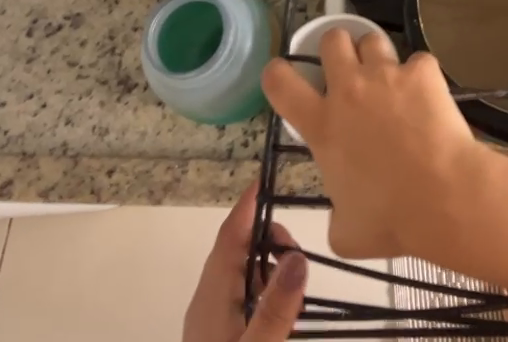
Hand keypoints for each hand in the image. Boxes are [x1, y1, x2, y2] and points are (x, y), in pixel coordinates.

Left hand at [183, 182, 306, 341]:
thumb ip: (276, 308)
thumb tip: (296, 256)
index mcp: (213, 297)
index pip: (229, 237)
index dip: (247, 207)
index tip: (265, 180)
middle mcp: (208, 302)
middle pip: (236, 251)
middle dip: (268, 239)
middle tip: (300, 253)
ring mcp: (210, 321)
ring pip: (240, 275)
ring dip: (269, 266)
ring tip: (299, 284)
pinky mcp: (218, 335)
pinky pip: (242, 296)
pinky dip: (265, 289)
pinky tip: (284, 309)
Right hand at [262, 28, 488, 259]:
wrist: (443, 197)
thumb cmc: (390, 219)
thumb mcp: (346, 232)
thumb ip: (335, 215)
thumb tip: (342, 216)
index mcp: (323, 125)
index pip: (280, 82)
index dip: (277, 73)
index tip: (283, 75)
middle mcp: (349, 91)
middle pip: (332, 40)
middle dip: (338, 49)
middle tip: (349, 70)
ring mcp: (386, 75)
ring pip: (372, 38)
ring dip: (376, 55)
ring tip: (389, 78)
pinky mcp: (422, 72)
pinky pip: (418, 61)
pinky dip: (421, 76)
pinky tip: (429, 97)